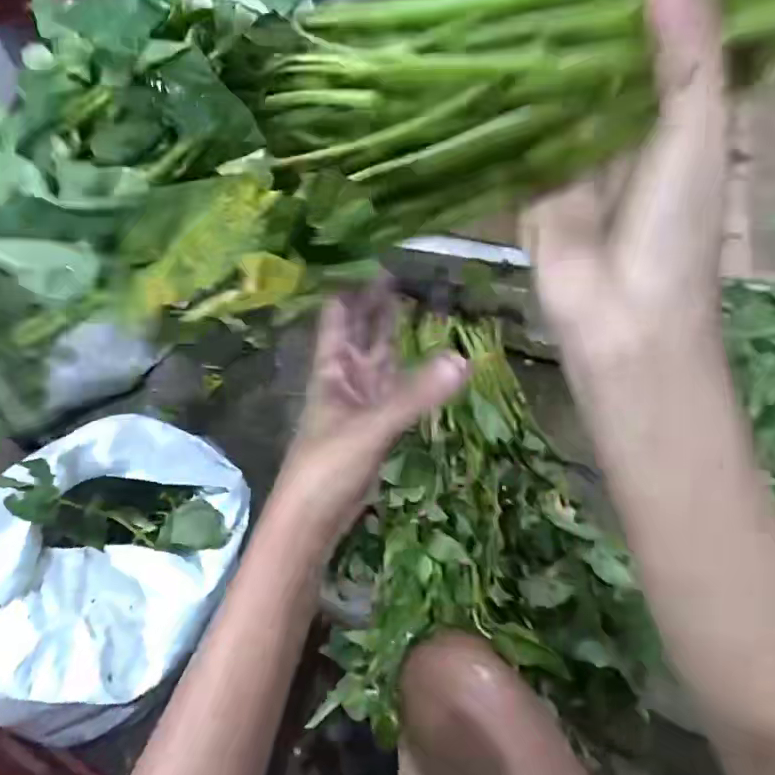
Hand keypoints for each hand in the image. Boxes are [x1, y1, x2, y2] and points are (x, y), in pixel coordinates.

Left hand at [267, 281, 467, 546]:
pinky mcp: (375, 427)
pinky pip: (394, 390)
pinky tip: (424, 362)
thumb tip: (463, 359)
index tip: (374, 257)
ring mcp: (361, 403)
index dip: (352, 287)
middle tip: (402, 271)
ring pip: (380, 359)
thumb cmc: (327, 465)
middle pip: (362, 332)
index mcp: (333, 368)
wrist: (312, 518)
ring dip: (394, 335)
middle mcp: (346, 379)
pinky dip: (409, 374)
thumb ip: (415, 396)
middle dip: (377, 304)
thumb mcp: (371, 426)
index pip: (338, 315)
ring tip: (415, 303)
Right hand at [523, 0, 730, 361]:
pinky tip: (472, 77)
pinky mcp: (530, 192)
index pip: (657, 43)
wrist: (621, 321)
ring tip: (495, 11)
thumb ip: (686, 52)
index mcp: (676, 117)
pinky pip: (514, 147)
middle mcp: (622, 136)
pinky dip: (499, 120)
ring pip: (551, 107)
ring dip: (531, 72)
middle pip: (597, 72)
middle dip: (573, 32)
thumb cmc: (674, 231)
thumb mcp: (695, 130)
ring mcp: (573, 165)